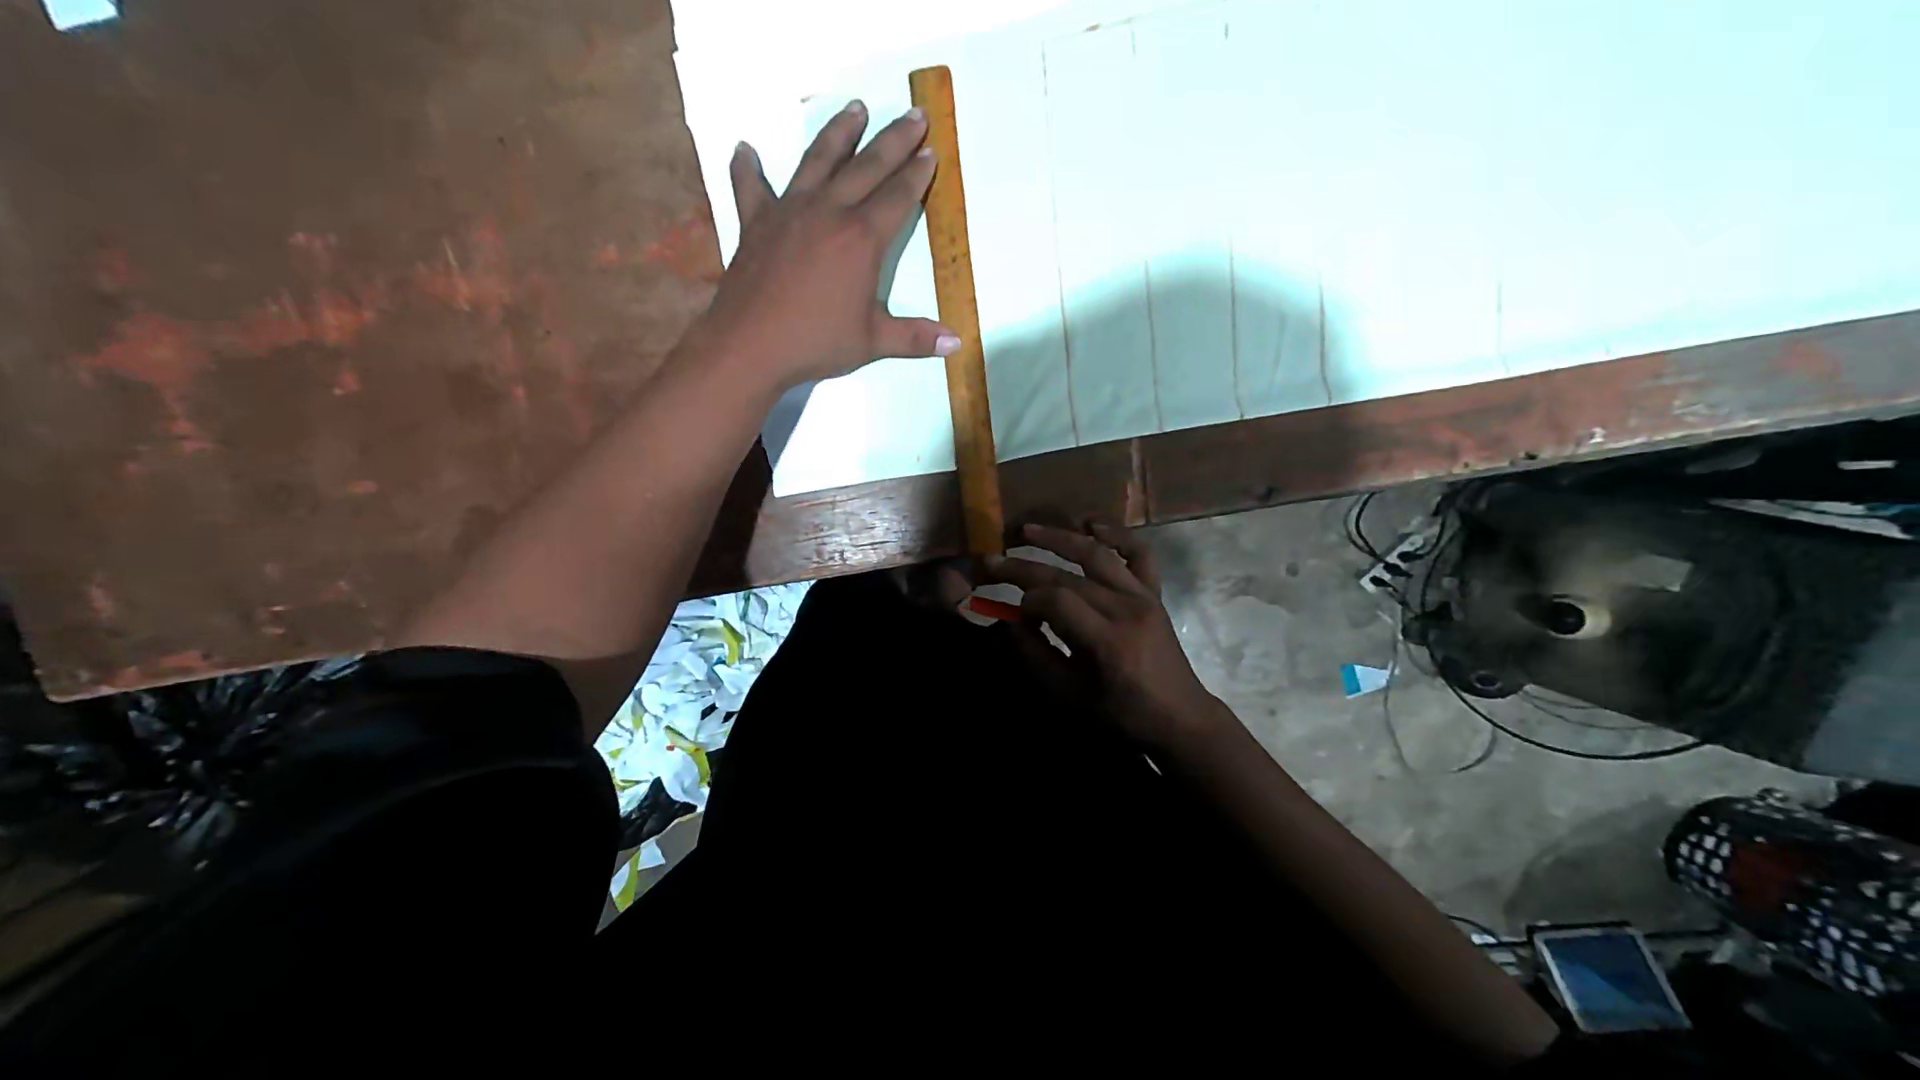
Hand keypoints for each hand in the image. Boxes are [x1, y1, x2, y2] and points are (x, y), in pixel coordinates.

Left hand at [690, 101, 960, 390]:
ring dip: (839, 132)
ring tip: (854, 107)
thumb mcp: (873, 342)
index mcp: (862, 239)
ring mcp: (789, 211)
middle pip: (867, 166)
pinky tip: (745, 149)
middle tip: (913, 115)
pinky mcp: (755, 222)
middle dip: (894, 140)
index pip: (898, 196)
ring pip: (818, 160)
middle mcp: (828, 212)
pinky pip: (750, 187)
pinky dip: (747, 167)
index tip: (931, 151)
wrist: (750, 345)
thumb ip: (915, 337)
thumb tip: (956, 341)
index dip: (917, 174)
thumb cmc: (816, 342)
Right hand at [981, 521, 1231, 749]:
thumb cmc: (1121, 713)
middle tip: (992, 561)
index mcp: (1107, 641)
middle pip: (1069, 576)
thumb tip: (1009, 622)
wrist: (1178, 716)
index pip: (1057, 601)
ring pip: (1098, 554)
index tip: (1013, 613)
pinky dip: (1117, 533)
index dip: (1027, 602)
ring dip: (1060, 537)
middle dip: (1025, 567)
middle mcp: (1126, 610)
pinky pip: (1139, 554)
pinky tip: (1090, 523)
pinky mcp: (1154, 593)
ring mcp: (1144, 596)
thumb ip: (1035, 655)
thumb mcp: (1069, 694)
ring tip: (1028, 530)